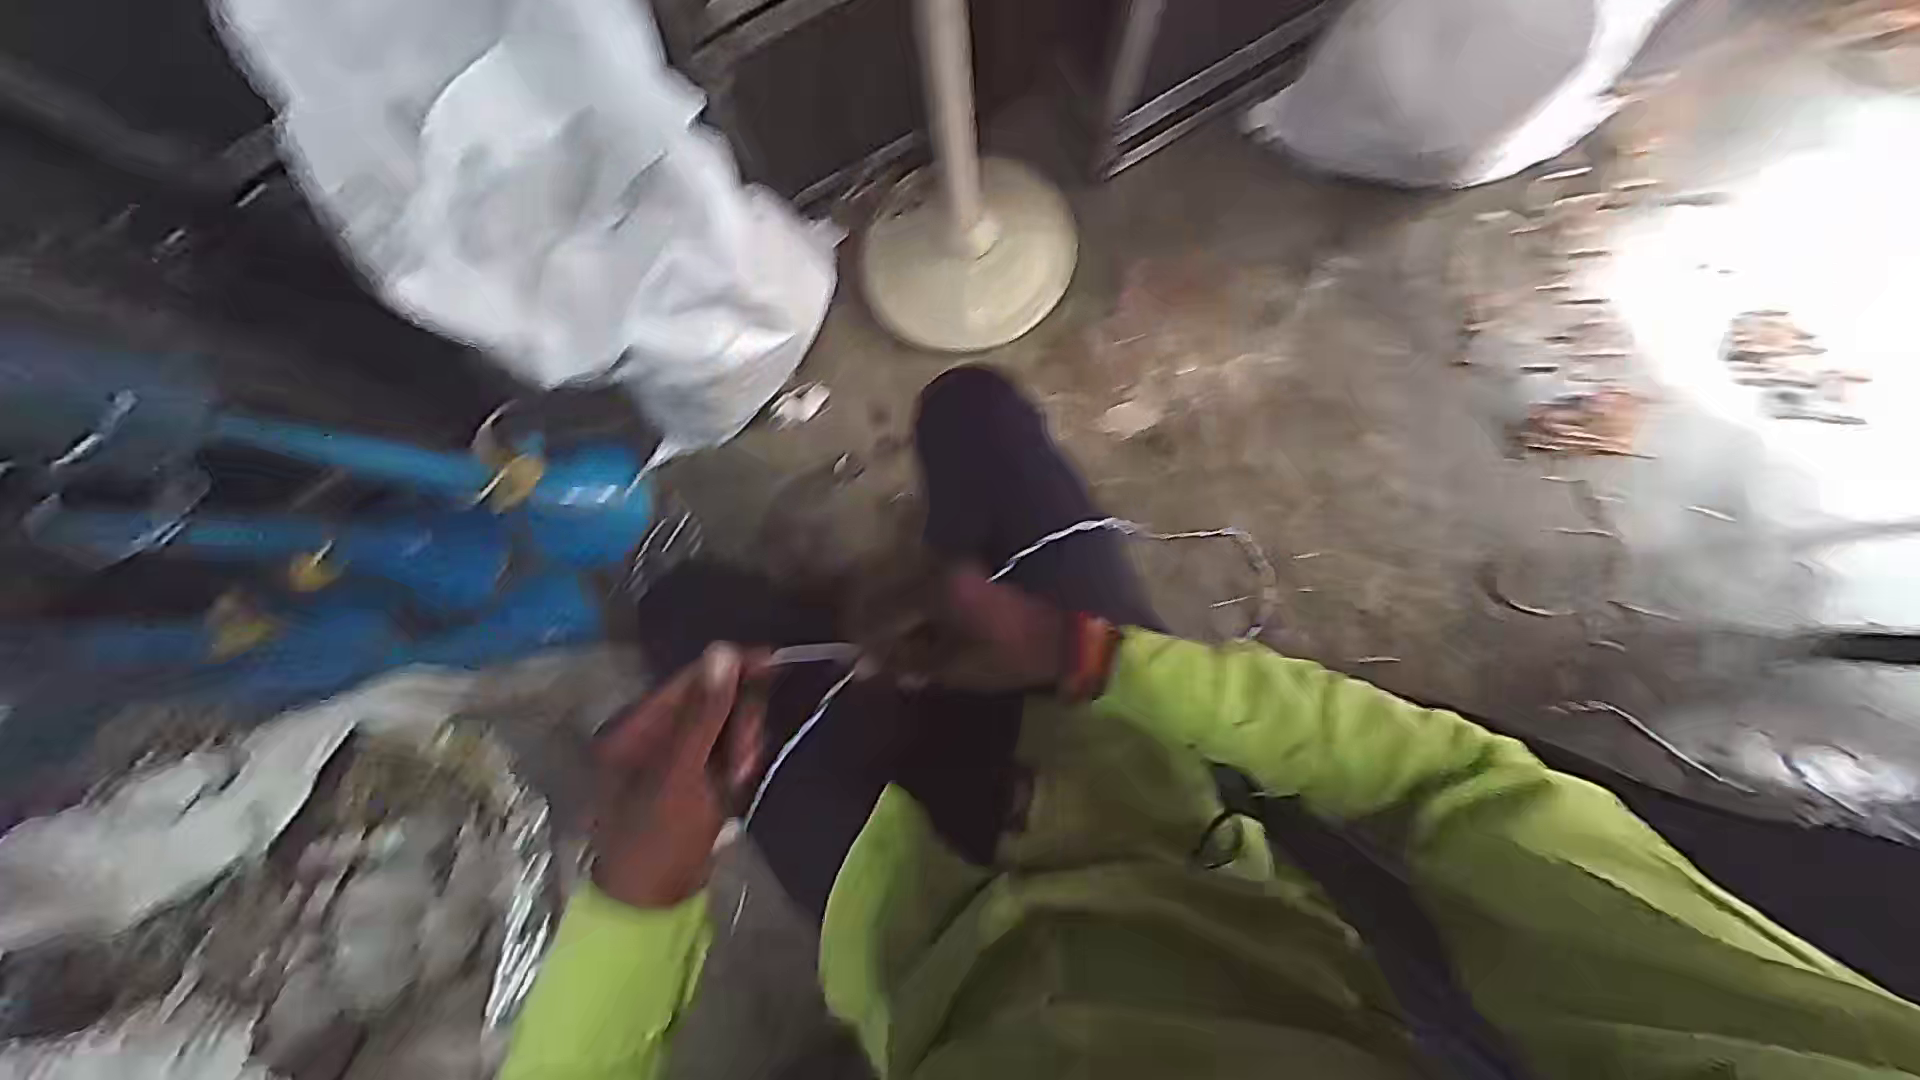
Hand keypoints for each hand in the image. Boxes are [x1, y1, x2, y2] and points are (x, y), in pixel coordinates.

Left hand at [589, 644, 767, 907]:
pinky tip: (736, 779)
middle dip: (737, 720)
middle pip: (713, 698)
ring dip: (741, 741)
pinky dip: (737, 756)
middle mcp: (651, 731)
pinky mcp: (692, 769)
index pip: (691, 678)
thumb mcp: (682, 772)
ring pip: (725, 721)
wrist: (655, 904)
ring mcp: (672, 751)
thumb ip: (706, 711)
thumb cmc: (659, 837)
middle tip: (745, 755)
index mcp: (634, 726)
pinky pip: (726, 743)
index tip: (772, 659)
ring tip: (739, 774)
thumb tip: (724, 650)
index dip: (731, 666)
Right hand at [851, 555, 1070, 691]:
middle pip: (892, 594)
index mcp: (937, 588)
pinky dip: (918, 611)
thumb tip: (864, 668)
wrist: (1067, 637)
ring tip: (896, 650)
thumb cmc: (1011, 656)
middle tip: (873, 658)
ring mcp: (957, 565)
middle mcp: (942, 566)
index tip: (857, 664)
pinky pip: (929, 588)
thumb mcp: (954, 667)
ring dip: (898, 618)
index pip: (882, 609)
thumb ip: (905, 662)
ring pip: (910, 590)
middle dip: (878, 627)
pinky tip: (920, 635)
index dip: (866, 638)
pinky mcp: (969, 571)